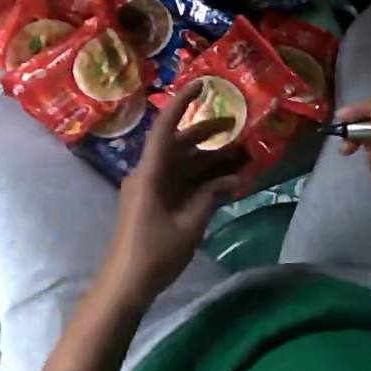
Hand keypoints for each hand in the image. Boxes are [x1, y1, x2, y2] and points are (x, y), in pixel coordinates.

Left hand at [100, 82, 249, 303]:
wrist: (126, 285)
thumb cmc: (154, 252)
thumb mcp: (189, 225)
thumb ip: (211, 197)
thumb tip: (234, 178)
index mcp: (150, 173)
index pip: (166, 129)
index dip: (181, 104)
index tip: (200, 85)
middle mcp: (149, 175)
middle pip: (180, 146)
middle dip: (208, 136)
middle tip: (237, 128)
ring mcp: (152, 190)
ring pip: (184, 166)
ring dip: (211, 162)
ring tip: (243, 158)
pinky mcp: (157, 204)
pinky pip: (182, 184)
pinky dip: (204, 181)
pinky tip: (229, 183)